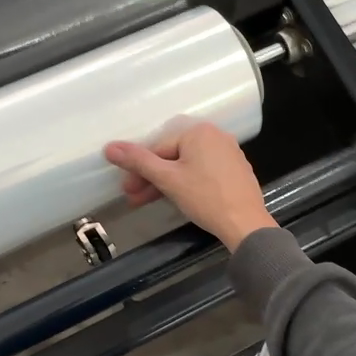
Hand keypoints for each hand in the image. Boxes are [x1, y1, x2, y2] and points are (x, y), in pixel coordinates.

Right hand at [104, 122, 276, 250]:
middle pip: (173, 156)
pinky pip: (203, 172)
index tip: (127, 189)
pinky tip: (176, 199)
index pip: (159, 148)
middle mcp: (216, 136)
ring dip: (166, 183)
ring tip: (148, 201)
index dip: (140, 169)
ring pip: (187, 166)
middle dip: (151, 178)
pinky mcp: (235, 172)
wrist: (245, 224)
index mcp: (198, 131)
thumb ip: (139, 162)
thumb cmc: (205, 197)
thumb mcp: (168, 179)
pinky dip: (187, 184)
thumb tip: (110, 147)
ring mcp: (228, 154)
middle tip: (134, 197)